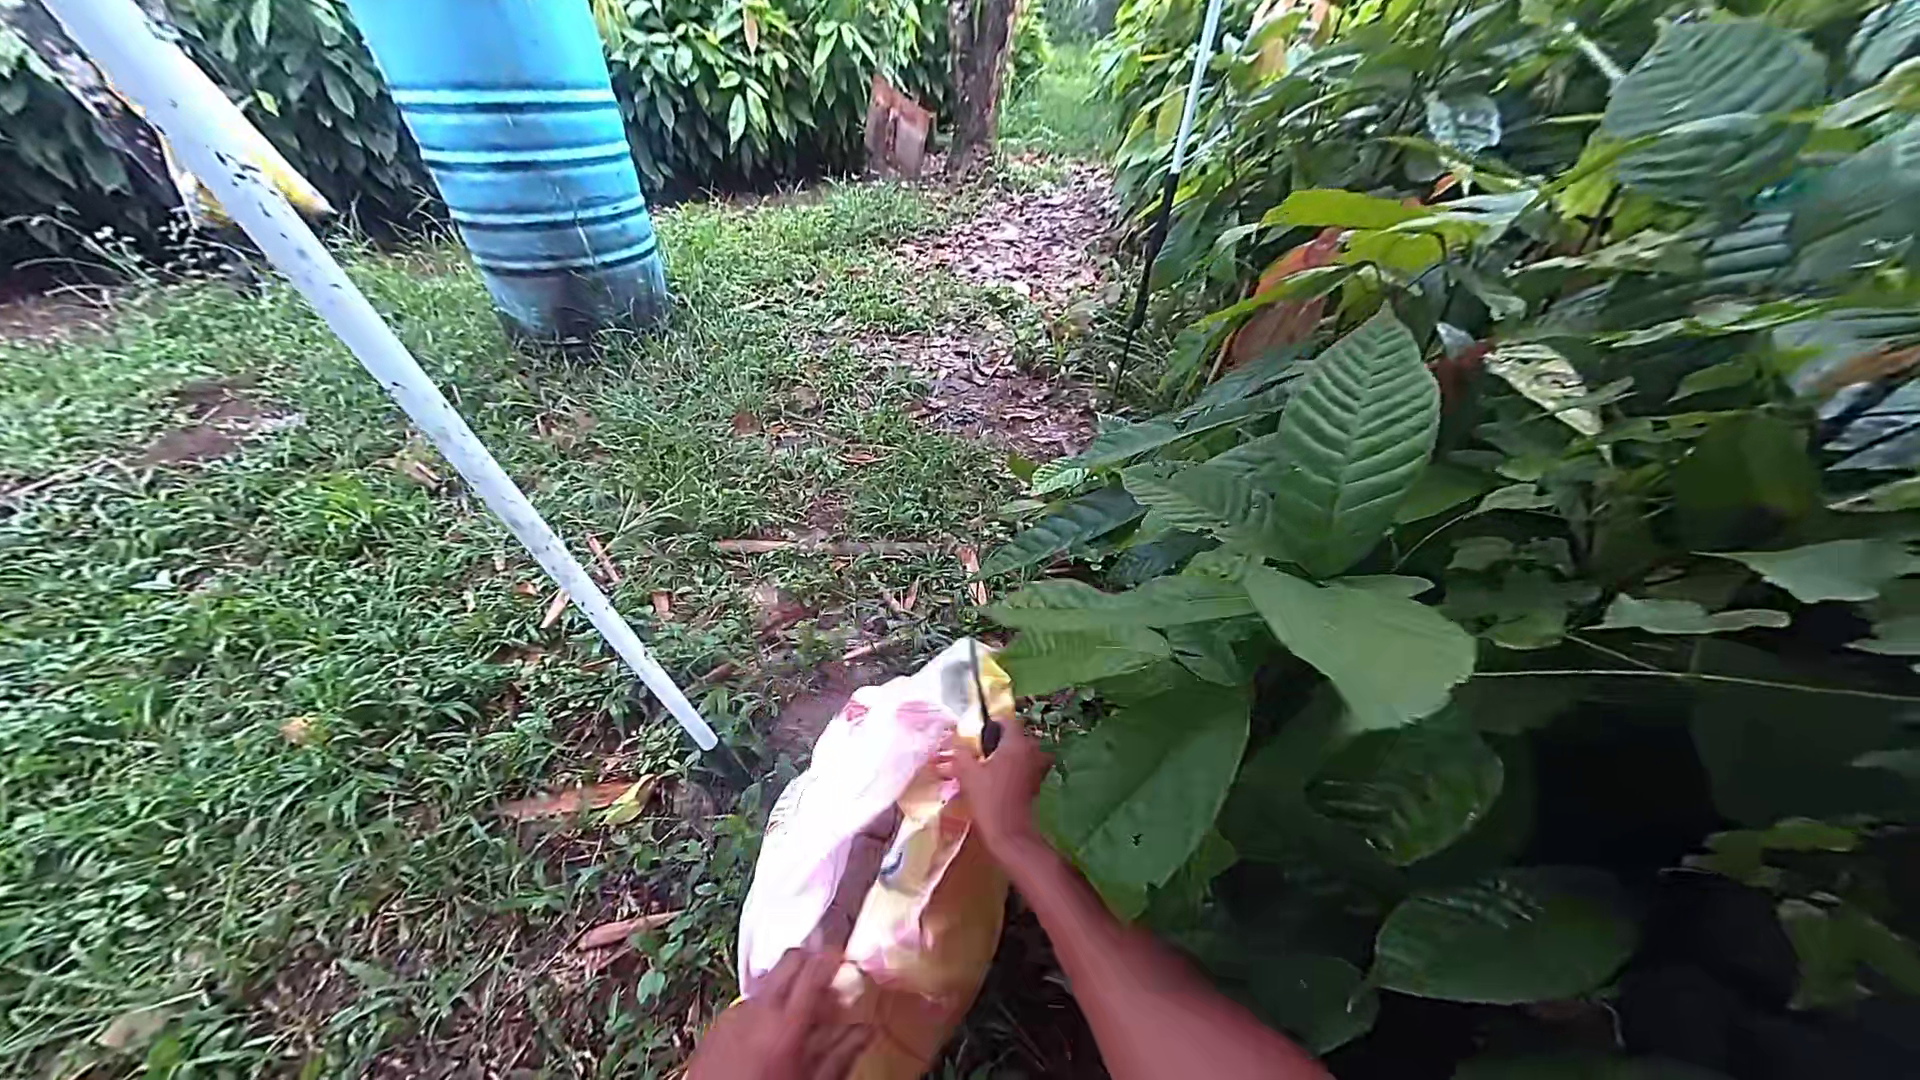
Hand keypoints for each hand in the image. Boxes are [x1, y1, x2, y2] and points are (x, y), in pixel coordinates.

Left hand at [684, 948, 870, 1079]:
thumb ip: (841, 1055)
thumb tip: (867, 1029)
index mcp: (787, 1023)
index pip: (815, 967)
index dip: (834, 956)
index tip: (845, 958)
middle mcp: (759, 1009)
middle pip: (791, 959)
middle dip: (811, 960)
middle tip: (826, 981)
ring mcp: (733, 1016)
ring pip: (769, 981)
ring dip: (787, 987)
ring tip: (797, 1017)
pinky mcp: (715, 1028)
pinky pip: (747, 1004)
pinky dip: (763, 1009)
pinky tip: (767, 1036)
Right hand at [952, 711, 1053, 857]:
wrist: (1009, 833)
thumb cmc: (988, 799)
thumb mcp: (968, 772)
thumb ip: (961, 751)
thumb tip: (954, 738)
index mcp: (1016, 742)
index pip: (1007, 721)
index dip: (991, 724)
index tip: (977, 735)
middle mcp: (1031, 751)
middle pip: (1015, 736)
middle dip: (998, 741)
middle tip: (980, 751)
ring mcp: (1037, 768)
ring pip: (1022, 752)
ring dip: (1007, 755)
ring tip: (988, 765)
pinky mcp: (1036, 784)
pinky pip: (1025, 767)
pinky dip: (1014, 769)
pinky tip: (997, 780)